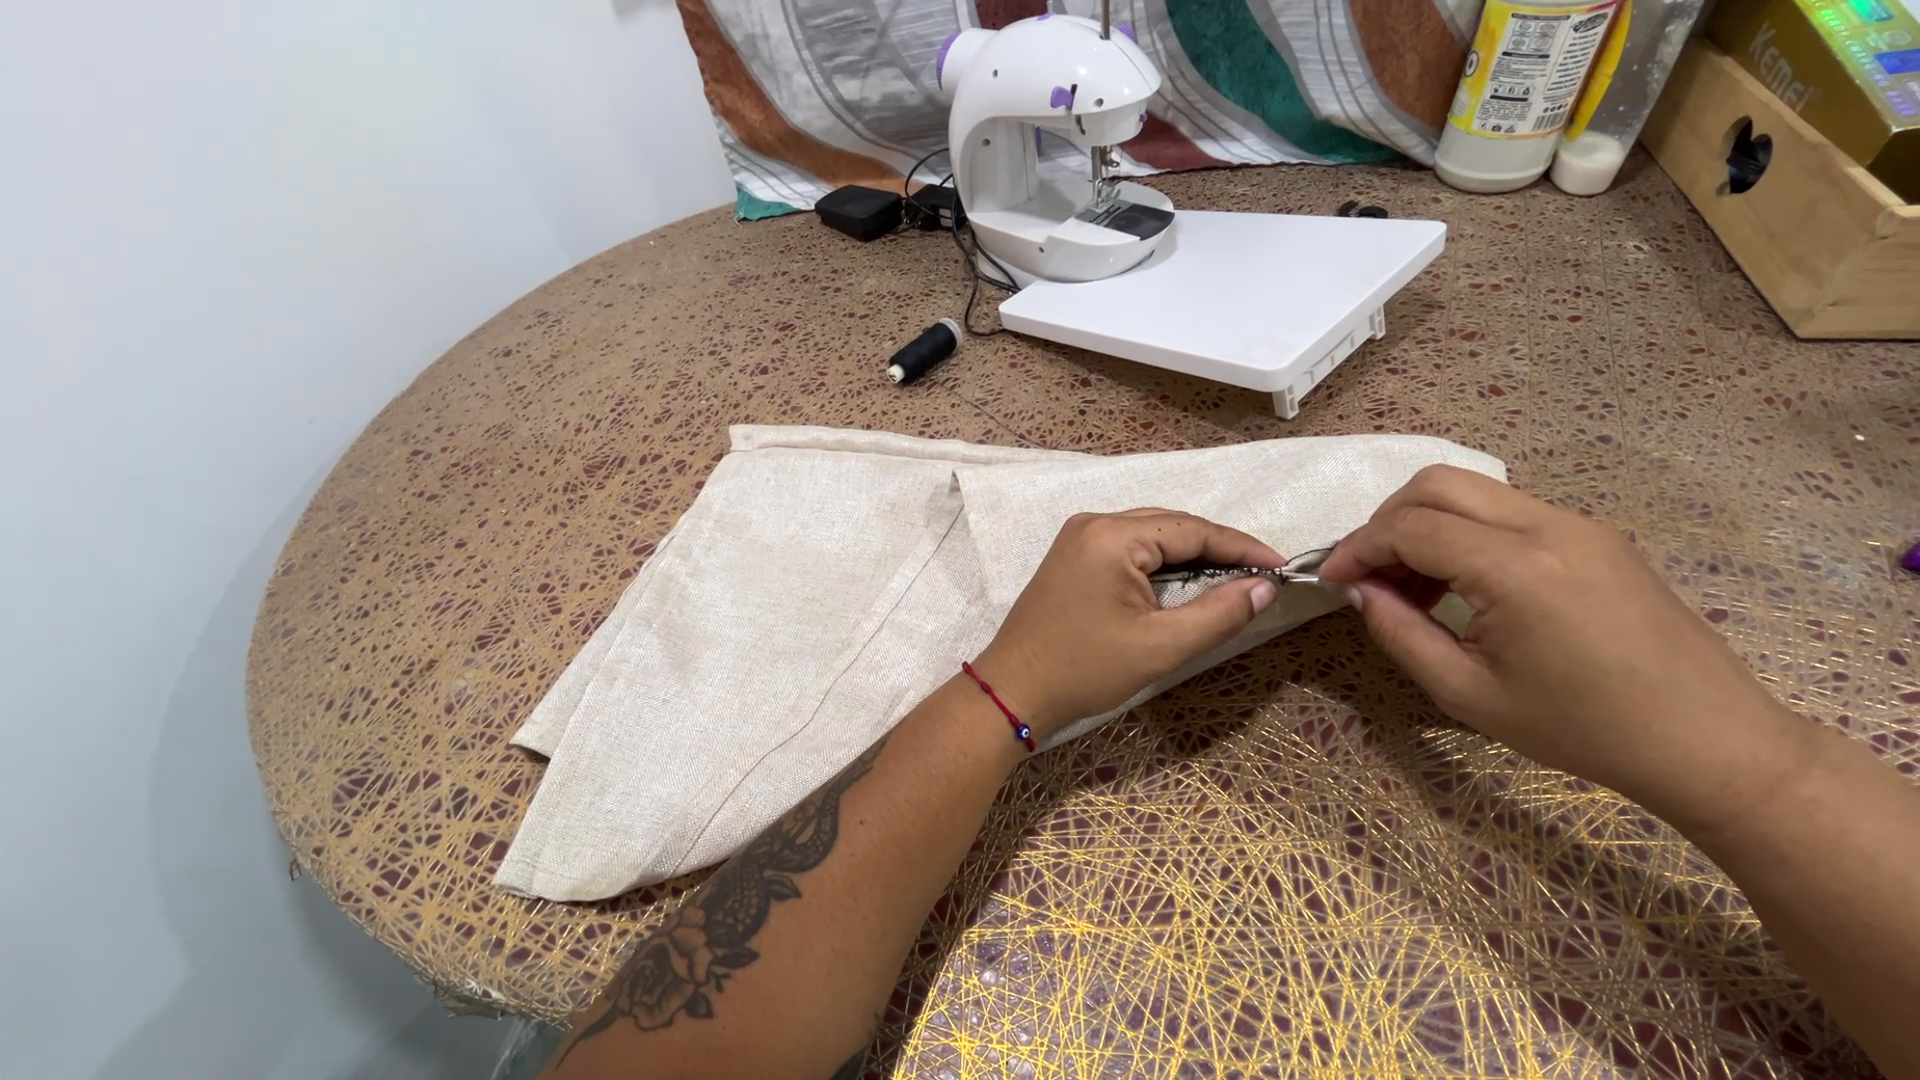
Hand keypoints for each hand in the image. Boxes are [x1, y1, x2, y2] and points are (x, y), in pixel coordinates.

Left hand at [970, 509, 1282, 741]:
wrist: (1013, 690)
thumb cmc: (1085, 669)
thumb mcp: (1160, 646)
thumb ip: (1218, 614)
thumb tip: (1263, 588)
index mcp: (1112, 536)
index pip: (1192, 530)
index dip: (1241, 547)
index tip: (1280, 567)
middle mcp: (1093, 523)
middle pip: (1171, 525)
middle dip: (1218, 549)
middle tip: (1259, 576)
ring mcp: (1078, 538)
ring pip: (1150, 535)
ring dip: (1190, 555)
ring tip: (1231, 579)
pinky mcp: (1071, 557)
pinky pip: (1128, 548)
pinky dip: (1160, 563)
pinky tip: (1183, 583)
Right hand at [1317, 466, 1812, 833]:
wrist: (1709, 741)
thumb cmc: (1581, 728)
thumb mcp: (1467, 694)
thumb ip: (1400, 633)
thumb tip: (1359, 592)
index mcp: (1516, 568)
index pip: (1409, 527)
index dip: (1356, 549)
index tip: (1331, 581)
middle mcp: (1548, 526)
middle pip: (1436, 484)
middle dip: (1384, 521)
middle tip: (1367, 573)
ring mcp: (1577, 524)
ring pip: (1471, 490)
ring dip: (1423, 524)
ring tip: (1410, 585)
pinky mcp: (1594, 535)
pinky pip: (1506, 510)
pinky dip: (1463, 532)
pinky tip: (1460, 584)